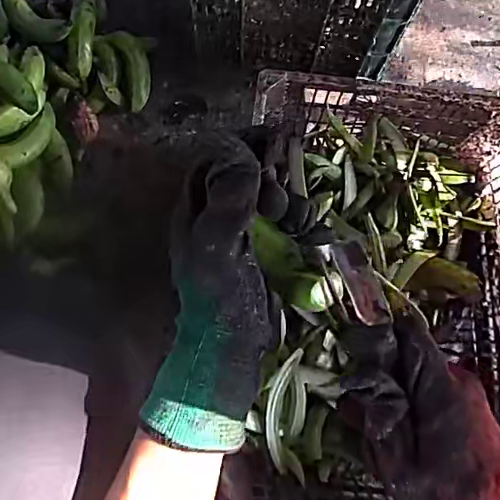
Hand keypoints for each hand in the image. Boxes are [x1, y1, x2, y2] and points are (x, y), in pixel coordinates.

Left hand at [139, 134, 275, 452]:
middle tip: (279, 198)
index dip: (243, 150)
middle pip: (246, 169)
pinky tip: (302, 228)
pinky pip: (284, 215)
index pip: (216, 157)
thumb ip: (228, 203)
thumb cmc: (217, 300)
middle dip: (269, 172)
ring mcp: (243, 228)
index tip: (271, 153)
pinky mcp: (266, 245)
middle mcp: (217, 211)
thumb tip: (246, 160)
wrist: (231, 349)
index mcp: (196, 207)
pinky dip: (297, 214)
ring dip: (286, 195)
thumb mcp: (217, 249)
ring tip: (292, 219)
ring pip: (269, 190)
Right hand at [341, 312, 499, 499]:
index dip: (378, 337)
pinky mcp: (473, 409)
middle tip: (361, 405)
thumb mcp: (399, 469)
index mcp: (442, 388)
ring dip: (399, 392)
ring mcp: (470, 394)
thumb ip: (377, 421)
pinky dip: (415, 404)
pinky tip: (405, 437)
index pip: (409, 334)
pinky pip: (434, 392)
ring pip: (421, 375)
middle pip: (412, 354)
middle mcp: (460, 380)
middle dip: (383, 372)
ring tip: (383, 429)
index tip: (352, 352)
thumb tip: (354, 389)